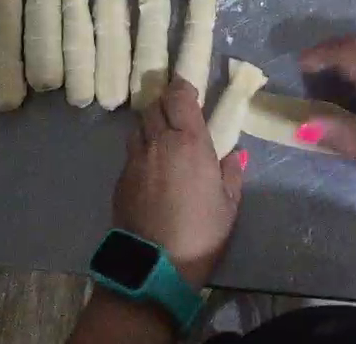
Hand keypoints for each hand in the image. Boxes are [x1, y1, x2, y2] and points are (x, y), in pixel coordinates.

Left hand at [112, 75, 245, 288]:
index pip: (179, 95)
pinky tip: (149, 169)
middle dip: (166, 105)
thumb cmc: (201, 232)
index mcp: (189, 140)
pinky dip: (141, 151)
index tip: (189, 91)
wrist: (156, 266)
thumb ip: (231, 172)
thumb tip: (233, 155)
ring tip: (162, 141)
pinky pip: (131, 152)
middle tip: (177, 116)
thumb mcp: (229, 204)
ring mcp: (136, 158)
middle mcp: (159, 141)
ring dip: (151, 126)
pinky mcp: (121, 177)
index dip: (182, 88)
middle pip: (155, 106)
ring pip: (139, 126)